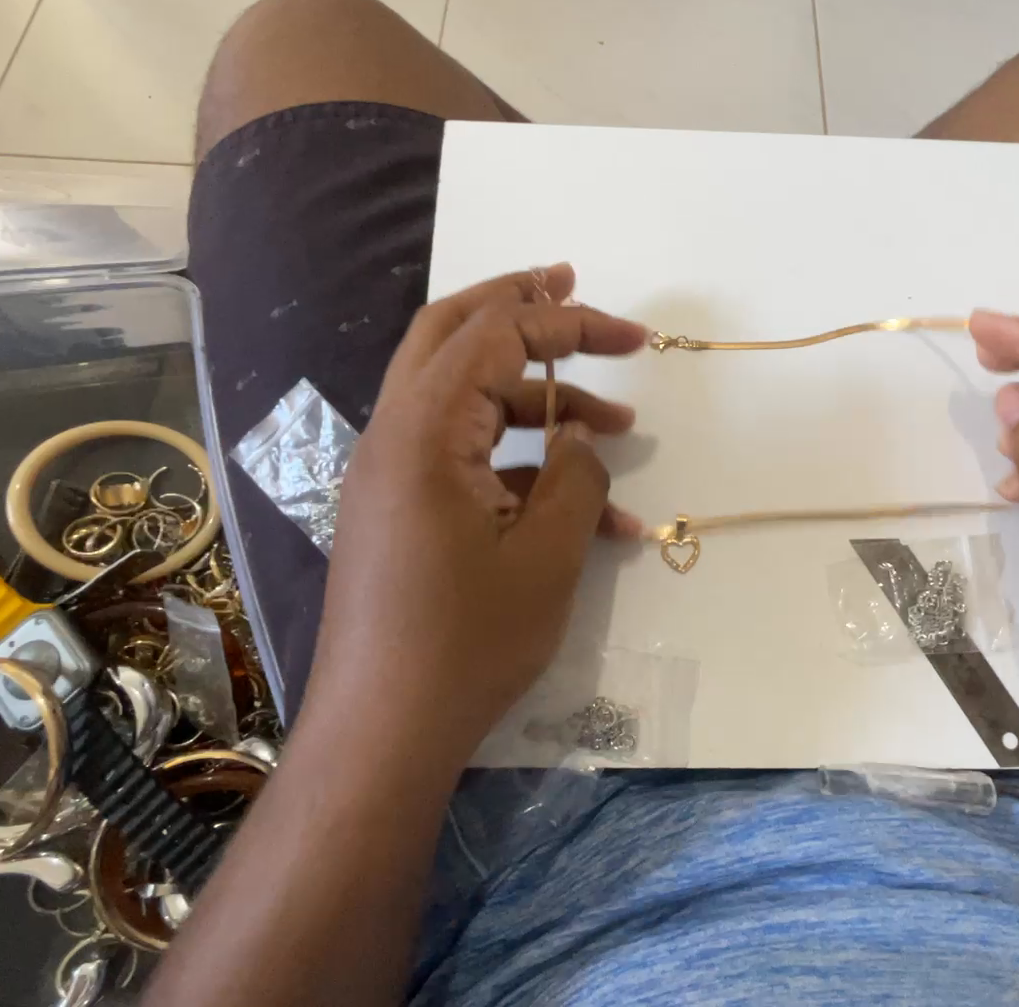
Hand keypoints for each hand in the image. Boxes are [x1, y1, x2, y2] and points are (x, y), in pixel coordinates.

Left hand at [309, 264, 647, 749]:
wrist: (383, 730)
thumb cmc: (467, 642)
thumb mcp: (547, 554)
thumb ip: (575, 475)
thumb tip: (579, 439)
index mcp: (423, 431)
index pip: (495, 335)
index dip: (569, 323)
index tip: (634, 338)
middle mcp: (395, 435)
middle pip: (452, 334)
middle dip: (519, 308)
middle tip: (571, 287)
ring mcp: (392, 474)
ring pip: (464, 399)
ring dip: (535, 399)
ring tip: (612, 426)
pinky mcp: (401, 510)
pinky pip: (465, 459)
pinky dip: (519, 464)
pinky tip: (582, 510)